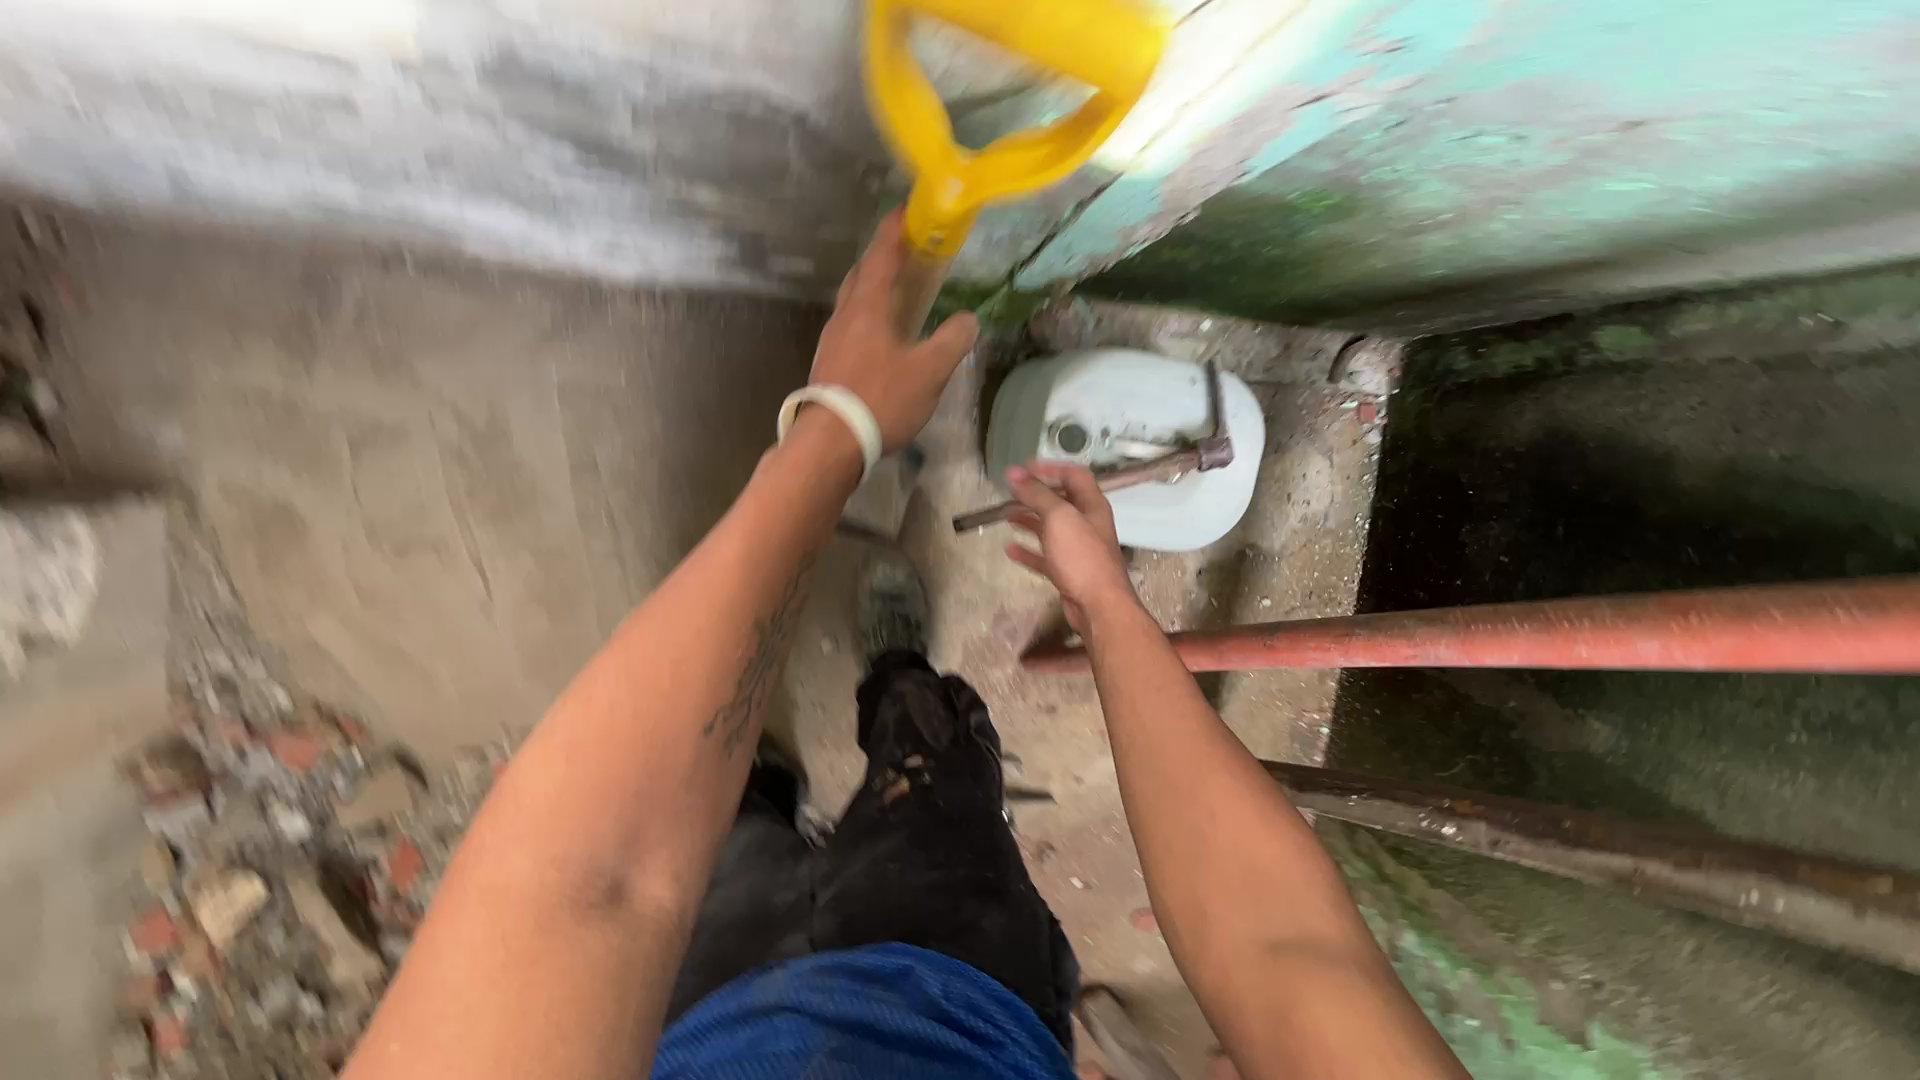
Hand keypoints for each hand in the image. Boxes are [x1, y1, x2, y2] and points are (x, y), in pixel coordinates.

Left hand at [809, 210, 978, 452]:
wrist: (831, 443)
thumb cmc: (880, 399)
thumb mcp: (929, 371)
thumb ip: (952, 341)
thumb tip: (968, 319)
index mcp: (867, 307)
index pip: (881, 256)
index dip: (895, 230)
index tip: (908, 211)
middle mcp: (844, 317)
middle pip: (861, 275)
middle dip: (882, 259)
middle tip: (907, 254)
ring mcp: (831, 342)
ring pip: (852, 303)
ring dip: (873, 291)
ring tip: (898, 296)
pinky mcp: (828, 365)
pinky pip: (850, 329)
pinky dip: (867, 320)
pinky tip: (881, 340)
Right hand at [1004, 462, 1138, 632]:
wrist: (1098, 605)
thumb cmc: (1082, 557)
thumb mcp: (1059, 518)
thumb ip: (1037, 494)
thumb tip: (1015, 473)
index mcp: (1091, 505)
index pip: (1074, 475)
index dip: (1051, 467)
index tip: (1024, 469)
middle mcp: (1087, 523)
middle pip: (1061, 501)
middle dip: (1035, 494)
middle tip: (1011, 492)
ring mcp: (1078, 548)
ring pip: (1051, 528)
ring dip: (1029, 519)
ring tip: (1006, 515)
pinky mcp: (1068, 571)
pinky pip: (1045, 555)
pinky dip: (1028, 550)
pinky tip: (1011, 548)